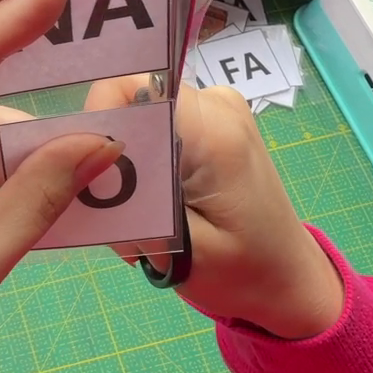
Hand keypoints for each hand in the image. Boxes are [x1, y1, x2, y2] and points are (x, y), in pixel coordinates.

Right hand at [89, 77, 343, 339]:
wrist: (288, 283)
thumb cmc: (241, 274)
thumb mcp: (179, 245)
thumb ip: (133, 195)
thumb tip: (84, 157)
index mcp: (212, 129)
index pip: (123, 89)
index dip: (94, 126)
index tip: (93, 180)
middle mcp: (214, 103)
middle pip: (123, 101)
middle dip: (105, 156)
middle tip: (119, 216)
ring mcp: (213, 107)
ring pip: (132, 116)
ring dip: (122, 167)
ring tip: (141, 219)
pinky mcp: (207, 120)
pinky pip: (149, 126)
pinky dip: (139, 165)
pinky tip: (154, 204)